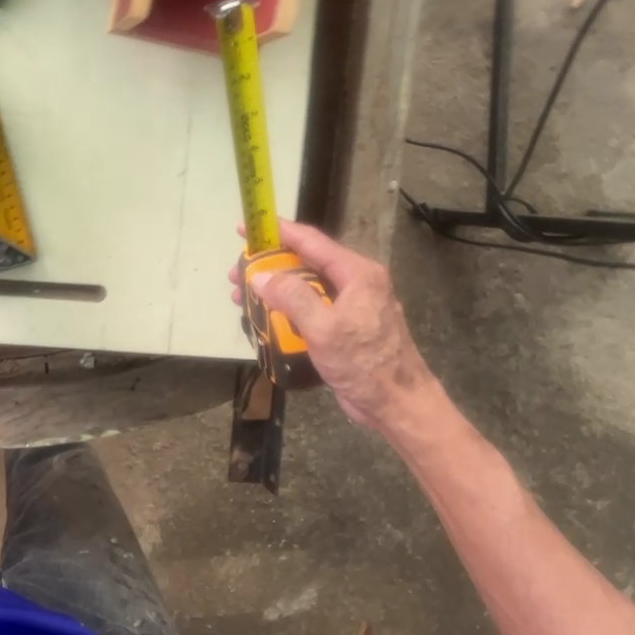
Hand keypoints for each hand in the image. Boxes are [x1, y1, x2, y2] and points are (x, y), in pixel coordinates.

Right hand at [229, 220, 443, 438]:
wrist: (398, 405)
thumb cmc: (366, 364)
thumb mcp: (325, 328)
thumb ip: (293, 297)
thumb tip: (260, 276)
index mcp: (356, 274)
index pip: (311, 241)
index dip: (277, 232)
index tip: (245, 228)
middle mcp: (354, 283)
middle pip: (304, 263)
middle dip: (267, 266)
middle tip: (235, 276)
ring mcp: (349, 305)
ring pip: (303, 287)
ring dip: (272, 290)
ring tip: (242, 299)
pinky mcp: (343, 327)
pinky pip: (308, 308)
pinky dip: (284, 309)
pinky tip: (264, 319)